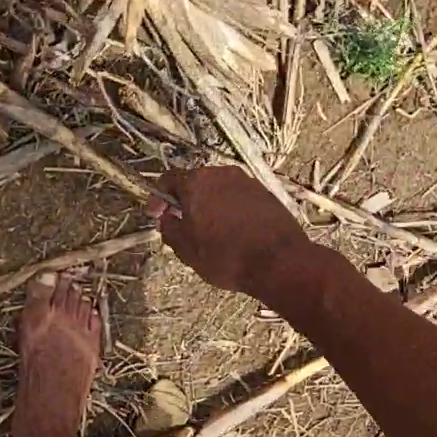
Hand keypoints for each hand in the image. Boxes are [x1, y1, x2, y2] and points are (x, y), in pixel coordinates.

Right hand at [151, 167, 308, 295]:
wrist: (279, 262)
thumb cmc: (225, 255)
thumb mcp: (184, 248)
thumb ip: (168, 228)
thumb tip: (167, 218)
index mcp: (196, 182)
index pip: (168, 179)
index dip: (158, 197)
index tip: (156, 214)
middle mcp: (221, 174)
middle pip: (194, 183)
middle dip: (185, 202)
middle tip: (182, 225)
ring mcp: (246, 182)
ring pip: (218, 190)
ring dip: (209, 206)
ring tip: (209, 232)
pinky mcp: (266, 194)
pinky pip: (238, 198)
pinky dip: (230, 210)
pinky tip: (232, 233)